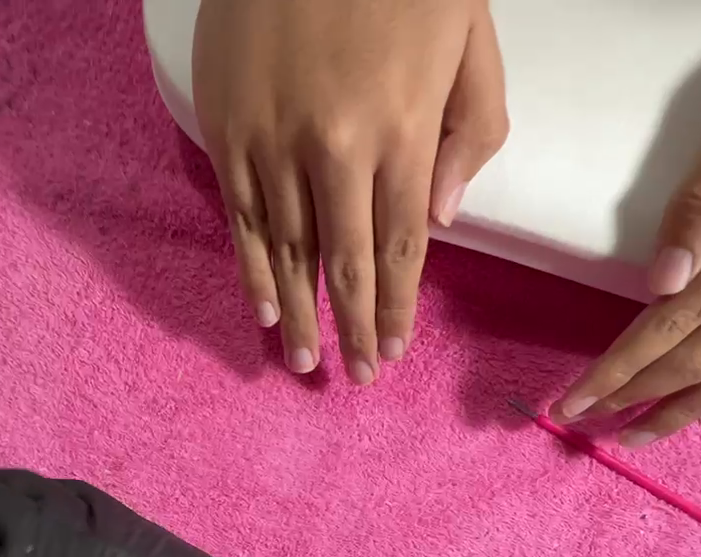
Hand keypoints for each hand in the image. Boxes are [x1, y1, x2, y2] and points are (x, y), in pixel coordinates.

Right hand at [193, 0, 506, 384]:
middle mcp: (334, 149)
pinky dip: (252, 271)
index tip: (394, 350)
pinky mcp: (228, 133)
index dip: (398, 305)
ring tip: (305, 362)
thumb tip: (442, 216)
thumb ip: (473, 125)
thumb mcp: (470, 29)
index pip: (402, 245)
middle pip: (346, 263)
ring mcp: (272, 145)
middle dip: (355, 325)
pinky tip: (264, 311)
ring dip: (302, 315)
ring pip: (289, 252)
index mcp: (402, 126)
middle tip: (355, 377)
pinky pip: (242, 220)